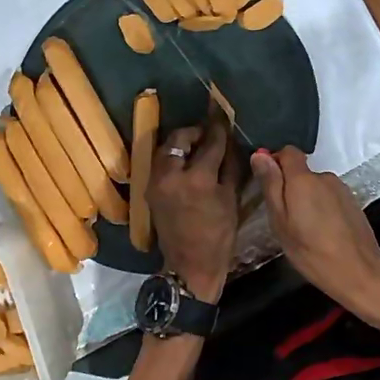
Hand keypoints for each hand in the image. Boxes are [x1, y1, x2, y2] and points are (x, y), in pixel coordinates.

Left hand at [148, 107, 241, 301]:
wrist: (190, 265)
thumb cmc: (218, 235)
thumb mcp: (230, 199)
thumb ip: (229, 165)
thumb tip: (230, 140)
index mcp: (196, 179)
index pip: (210, 143)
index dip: (219, 127)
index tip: (223, 115)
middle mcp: (171, 175)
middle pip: (179, 138)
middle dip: (194, 131)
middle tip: (208, 132)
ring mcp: (155, 182)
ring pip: (165, 148)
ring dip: (180, 142)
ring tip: (196, 145)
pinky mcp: (148, 189)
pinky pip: (159, 163)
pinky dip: (172, 157)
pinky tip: (185, 160)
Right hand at [251, 147, 379, 315]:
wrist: (360, 274)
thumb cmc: (312, 251)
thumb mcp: (281, 221)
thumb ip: (271, 185)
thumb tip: (259, 155)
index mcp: (303, 179)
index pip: (288, 152)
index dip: (275, 162)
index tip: (268, 185)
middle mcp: (325, 177)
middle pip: (301, 172)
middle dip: (290, 187)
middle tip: (284, 218)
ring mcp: (342, 190)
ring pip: (315, 187)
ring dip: (306, 200)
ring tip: (304, 229)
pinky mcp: (353, 204)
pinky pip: (329, 198)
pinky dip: (321, 209)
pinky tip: (322, 233)